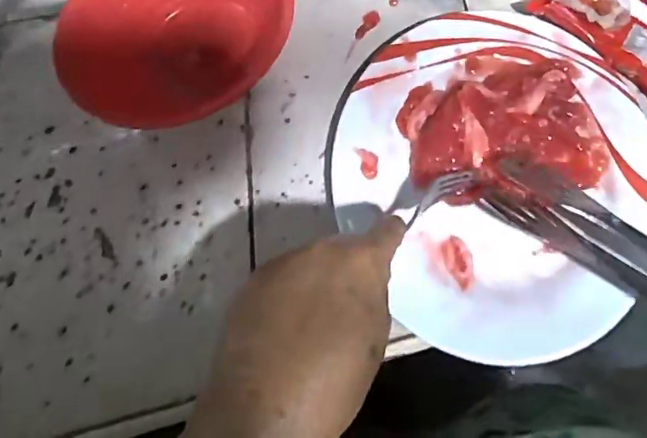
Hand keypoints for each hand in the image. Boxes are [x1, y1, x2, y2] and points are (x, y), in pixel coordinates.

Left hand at [186, 217, 405, 437]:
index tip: (391, 244)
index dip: (391, 237)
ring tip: (306, 319)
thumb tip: (366, 283)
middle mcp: (325, 250)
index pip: (387, 230)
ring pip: (310, 262)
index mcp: (361, 262)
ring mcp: (287, 261)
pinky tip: (279, 327)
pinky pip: (281, 278)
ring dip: (314, 280)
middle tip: (342, 304)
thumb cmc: (332, 383)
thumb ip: (374, 295)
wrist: (260, 414)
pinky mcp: (255, 279)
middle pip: (343, 248)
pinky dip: (285, 294)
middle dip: (346, 270)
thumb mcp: (374, 339)